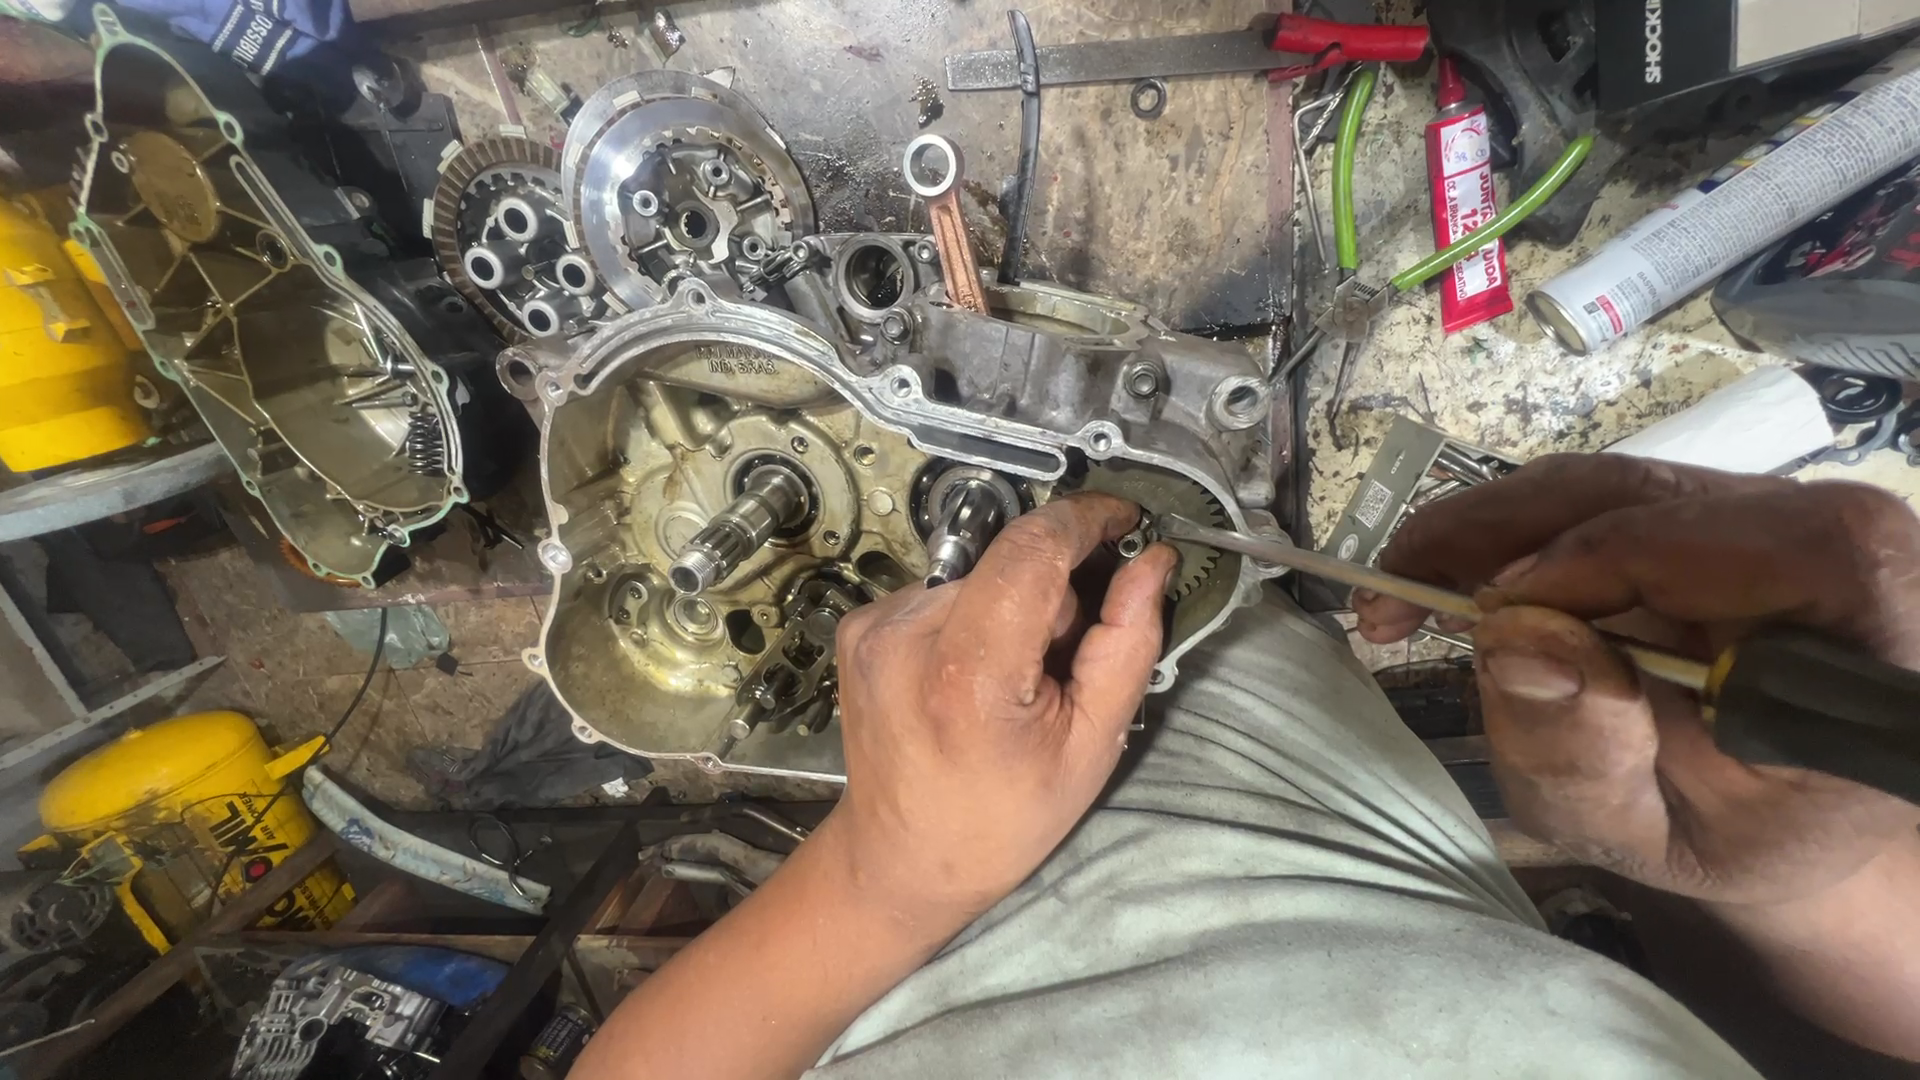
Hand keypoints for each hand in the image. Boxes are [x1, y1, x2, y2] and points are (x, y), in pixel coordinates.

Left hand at [821, 493, 1178, 924]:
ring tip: (1012, 675)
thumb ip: (1126, 645)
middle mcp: (904, 633)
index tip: (1124, 521)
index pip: (1031, 550)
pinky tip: (970, 670)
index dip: (1085, 520)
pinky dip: (973, 614)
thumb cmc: (1002, 818)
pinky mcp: (860, 625)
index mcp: (968, 672)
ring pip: (977, 573)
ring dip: (1011, 603)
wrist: (900, 856)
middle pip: (1008, 562)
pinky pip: (941, 591)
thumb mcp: (1091, 745)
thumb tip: (1149, 563)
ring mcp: (872, 626)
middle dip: (1053, 589)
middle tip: (1062, 657)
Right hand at [1352, 454, 1919, 905]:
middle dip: (1501, 532)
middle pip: (1661, 494)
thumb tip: (1514, 634)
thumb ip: (1580, 751)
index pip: (1794, 549)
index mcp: (1876, 655)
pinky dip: (1489, 533)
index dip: (1627, 555)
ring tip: (1400, 590)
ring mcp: (1755, 527)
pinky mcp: (1687, 516)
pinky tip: (1441, 579)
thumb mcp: (1628, 829)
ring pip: (1601, 484)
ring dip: (1477, 530)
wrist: (1738, 807)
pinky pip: (1578, 499)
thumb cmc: (1698, 834)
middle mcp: (1842, 562)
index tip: (1493, 609)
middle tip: (1394, 590)